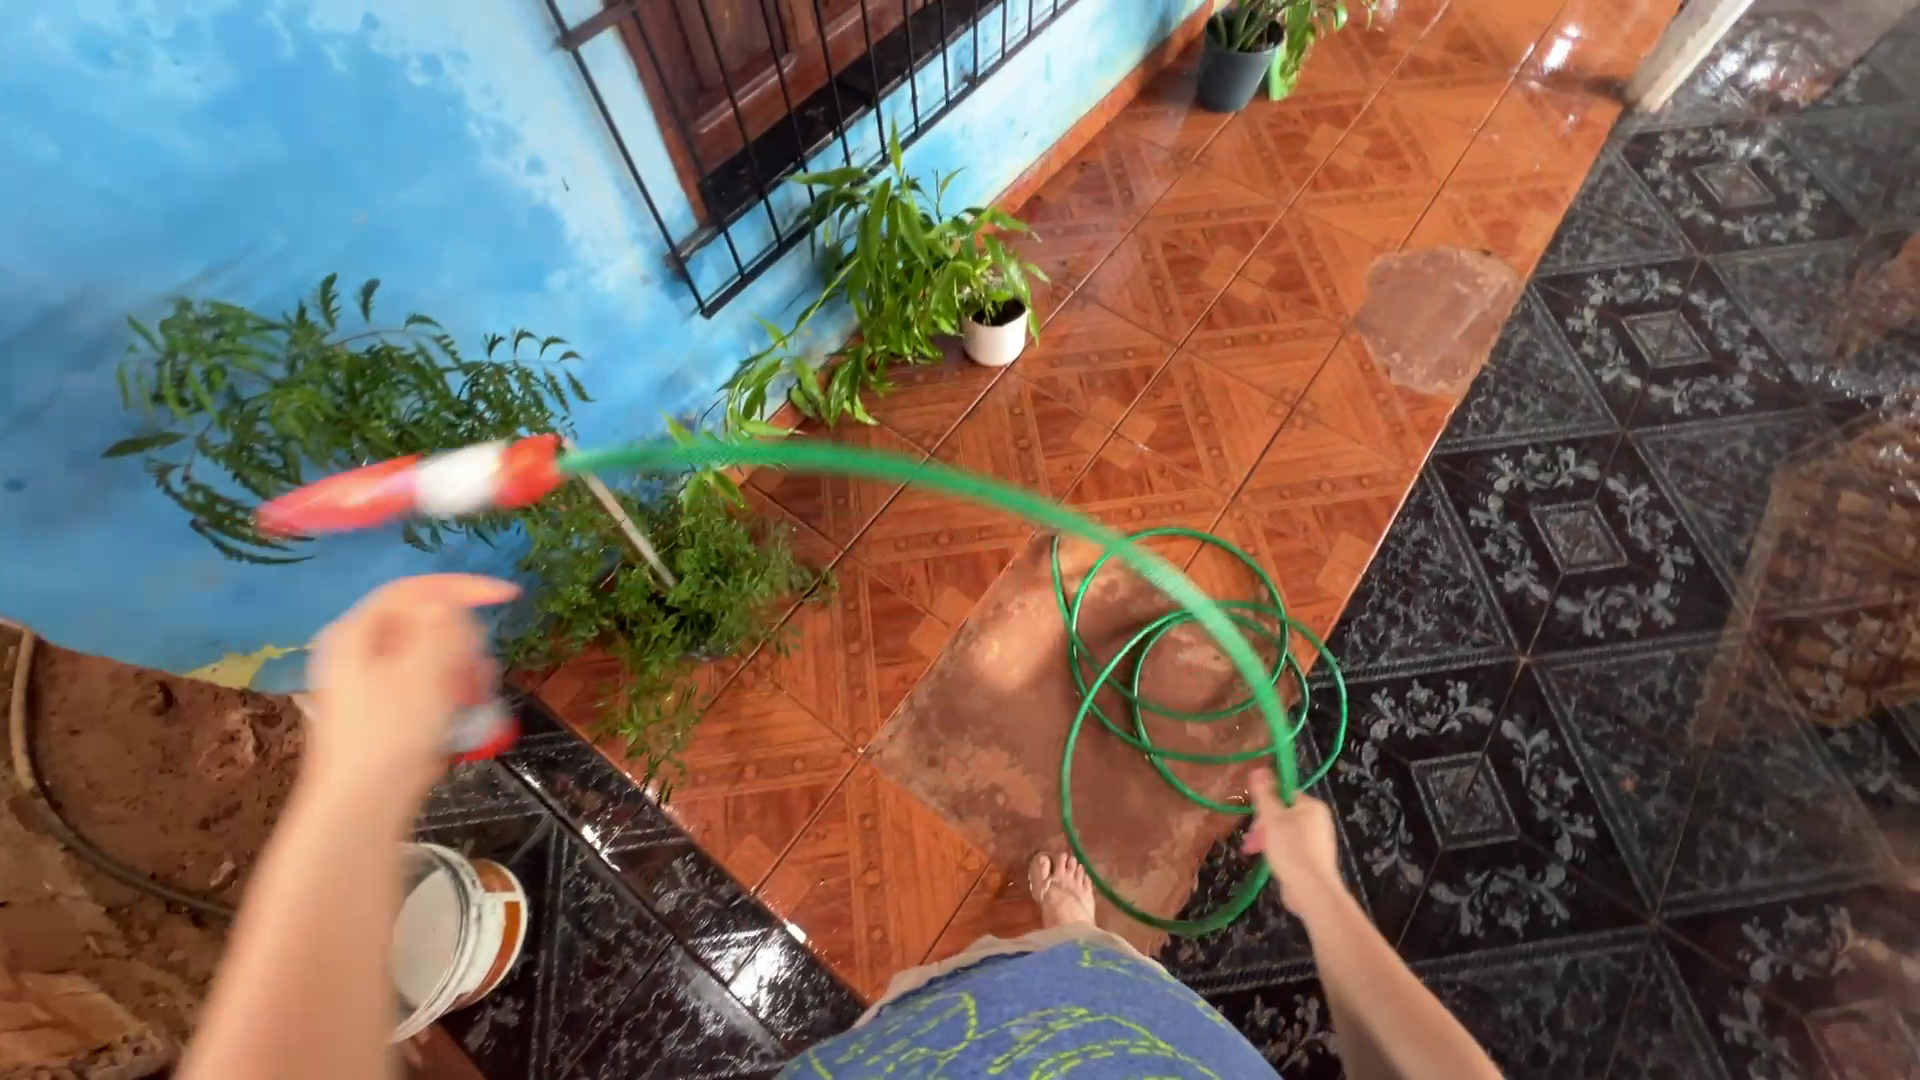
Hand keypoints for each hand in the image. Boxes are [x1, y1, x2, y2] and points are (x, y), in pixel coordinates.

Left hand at [304, 574, 518, 802]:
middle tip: (479, 670)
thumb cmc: (392, 734)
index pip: (416, 589)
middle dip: (465, 642)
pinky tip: (462, 713)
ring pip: (436, 652)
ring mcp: (373, 678)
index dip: (464, 587)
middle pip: (429, 621)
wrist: (364, 803)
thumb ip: (441, 628)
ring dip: (465, 670)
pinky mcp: (389, 704)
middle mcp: (360, 649)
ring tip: (472, 699)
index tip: (509, 596)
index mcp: (357, 633)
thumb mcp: (424, 672)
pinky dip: (453, 689)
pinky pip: (432, 679)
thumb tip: (449, 601)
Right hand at [1242, 768, 1345, 918]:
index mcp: (1312, 807)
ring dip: (1266, 838)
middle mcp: (1318, 821)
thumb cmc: (1291, 849)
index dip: (1266, 802)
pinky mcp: (1313, 860)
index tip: (1253, 816)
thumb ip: (1265, 793)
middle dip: (1263, 824)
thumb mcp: (1272, 817)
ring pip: (1285, 832)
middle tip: (1250, 837)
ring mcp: (1317, 842)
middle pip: (1283, 813)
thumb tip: (1260, 768)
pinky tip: (1267, 860)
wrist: (1311, 891)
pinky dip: (1277, 851)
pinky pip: (1291, 848)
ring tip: (1251, 850)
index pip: (1284, 793)